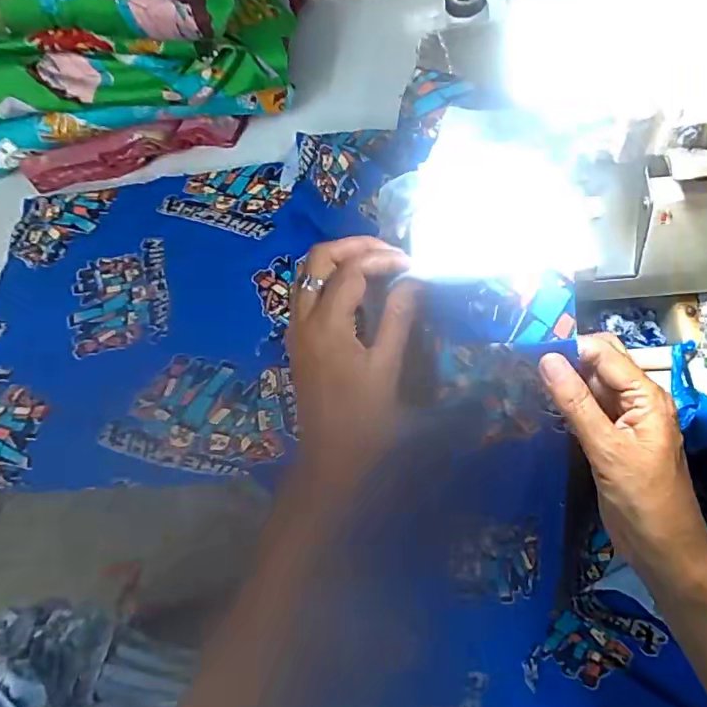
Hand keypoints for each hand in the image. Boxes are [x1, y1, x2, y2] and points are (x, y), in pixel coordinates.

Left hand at [286, 237, 418, 489]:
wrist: (331, 460)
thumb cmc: (365, 420)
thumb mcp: (388, 368)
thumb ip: (398, 318)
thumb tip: (412, 281)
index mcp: (326, 326)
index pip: (351, 271)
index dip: (382, 259)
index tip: (412, 265)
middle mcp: (302, 321)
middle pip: (317, 259)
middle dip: (353, 247)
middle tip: (390, 252)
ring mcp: (295, 330)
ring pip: (307, 274)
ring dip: (339, 261)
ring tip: (377, 265)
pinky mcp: (297, 341)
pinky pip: (306, 294)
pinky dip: (330, 280)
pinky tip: (359, 291)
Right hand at [538, 334, 706, 577]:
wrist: (664, 550)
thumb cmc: (644, 501)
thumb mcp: (607, 449)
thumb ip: (576, 403)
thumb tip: (547, 360)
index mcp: (646, 396)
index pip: (605, 354)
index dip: (570, 347)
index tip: (530, 351)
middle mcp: (636, 401)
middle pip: (600, 365)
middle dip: (567, 360)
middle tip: (526, 365)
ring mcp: (623, 421)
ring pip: (591, 387)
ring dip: (564, 382)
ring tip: (526, 380)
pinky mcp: (610, 439)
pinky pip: (588, 410)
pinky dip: (567, 405)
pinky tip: (543, 406)